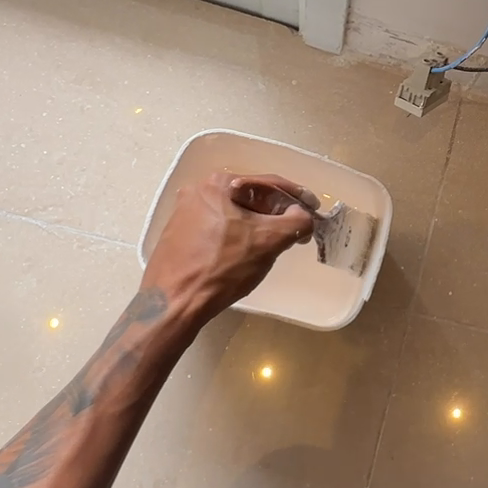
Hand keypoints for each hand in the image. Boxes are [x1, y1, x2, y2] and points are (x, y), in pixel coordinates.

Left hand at [142, 172, 317, 325]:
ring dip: (258, 227)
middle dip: (276, 213)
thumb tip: (303, 215)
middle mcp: (198, 191)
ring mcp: (185, 213)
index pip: (269, 184)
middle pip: (251, 198)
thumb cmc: (222, 267)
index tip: (314, 210)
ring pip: (235, 214)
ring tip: (274, 245)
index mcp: (219, 184)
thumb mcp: (269, 241)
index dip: (297, 197)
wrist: (173, 303)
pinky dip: (238, 237)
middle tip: (295, 231)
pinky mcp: (179, 235)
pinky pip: (219, 228)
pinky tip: (246, 255)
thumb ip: (296, 221)